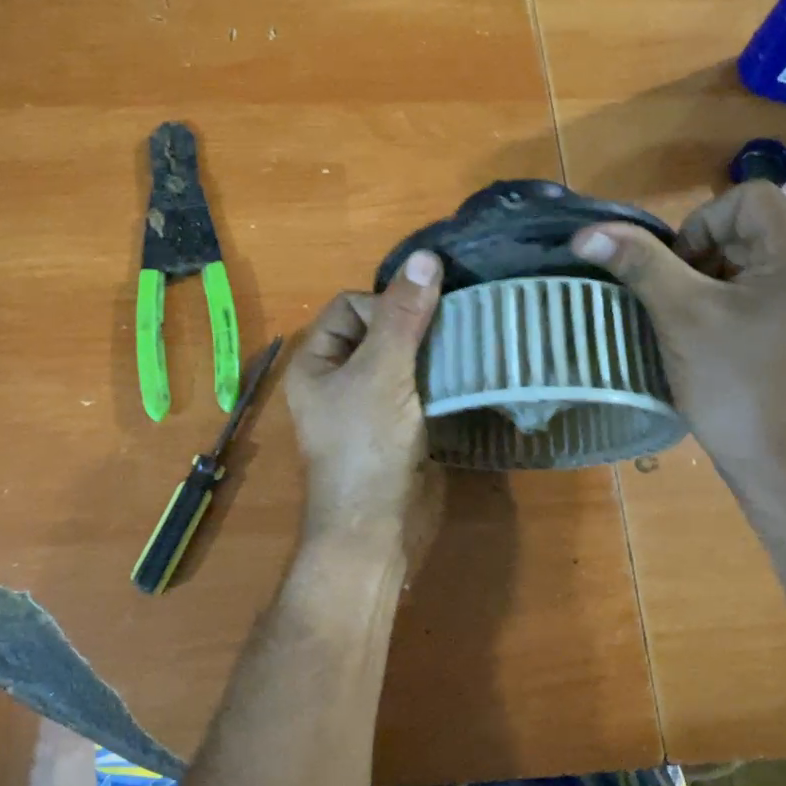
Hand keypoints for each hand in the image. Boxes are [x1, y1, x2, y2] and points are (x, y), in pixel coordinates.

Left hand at [283, 251, 445, 570]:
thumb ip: (404, 316)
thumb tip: (426, 257)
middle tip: (455, 329)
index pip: (350, 306)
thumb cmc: (366, 446)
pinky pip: (421, 390)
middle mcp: (337, 380)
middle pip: (380, 330)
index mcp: (315, 363)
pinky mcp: (399, 429)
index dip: (385, 305)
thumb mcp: (382, 373)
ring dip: (434, 353)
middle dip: (416, 326)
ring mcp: (369, 407)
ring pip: (405, 360)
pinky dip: (442, 381)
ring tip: (469, 348)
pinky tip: (469, 376)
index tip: (419, 324)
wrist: (377, 528)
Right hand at [570, 182, 785, 471]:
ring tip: (694, 325)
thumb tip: (588, 232)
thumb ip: (639, 265)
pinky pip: (775, 296)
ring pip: (762, 265)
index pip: (749, 198)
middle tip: (679, 302)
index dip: (701, 224)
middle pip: (756, 229)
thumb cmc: (736, 386)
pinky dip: (739, 306)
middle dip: (706, 256)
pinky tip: (719, 345)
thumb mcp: (681, 317)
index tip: (677, 273)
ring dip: (718, 282)